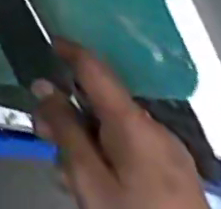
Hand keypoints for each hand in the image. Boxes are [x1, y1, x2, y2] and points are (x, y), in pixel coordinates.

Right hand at [31, 41, 206, 208]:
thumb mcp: (88, 179)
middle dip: (70, 109)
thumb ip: (65, 129)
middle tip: (41, 131)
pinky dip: (108, 151)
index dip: (69, 51)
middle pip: (104, 102)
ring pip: (117, 128)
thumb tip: (44, 86)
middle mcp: (156, 129)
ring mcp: (172, 155)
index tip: (45, 42)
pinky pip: (135, 149)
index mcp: (134, 123)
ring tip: (66, 168)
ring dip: (87, 136)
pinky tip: (94, 179)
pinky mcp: (179, 178)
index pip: (95, 69)